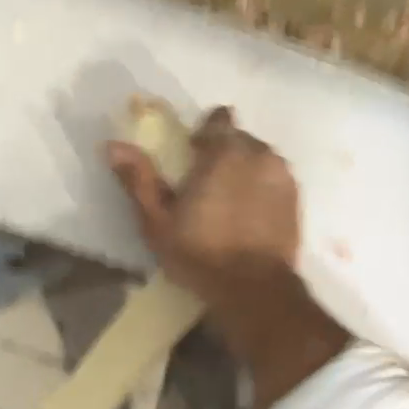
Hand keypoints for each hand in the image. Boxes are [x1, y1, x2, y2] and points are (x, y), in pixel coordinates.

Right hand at [105, 107, 299, 304]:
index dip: (203, 134)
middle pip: (239, 140)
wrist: (254, 289)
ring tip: (227, 208)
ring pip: (259, 160)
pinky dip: (261, 192)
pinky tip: (247, 221)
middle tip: (204, 191)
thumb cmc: (199, 254)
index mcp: (224, 150)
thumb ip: (139, 179)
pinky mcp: (296, 199)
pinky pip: (274, 182)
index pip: (218, 119)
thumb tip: (112, 145)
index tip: (191, 158)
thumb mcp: (157, 221)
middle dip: (222, 156)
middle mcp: (259, 152)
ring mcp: (283, 175)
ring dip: (244, 173)